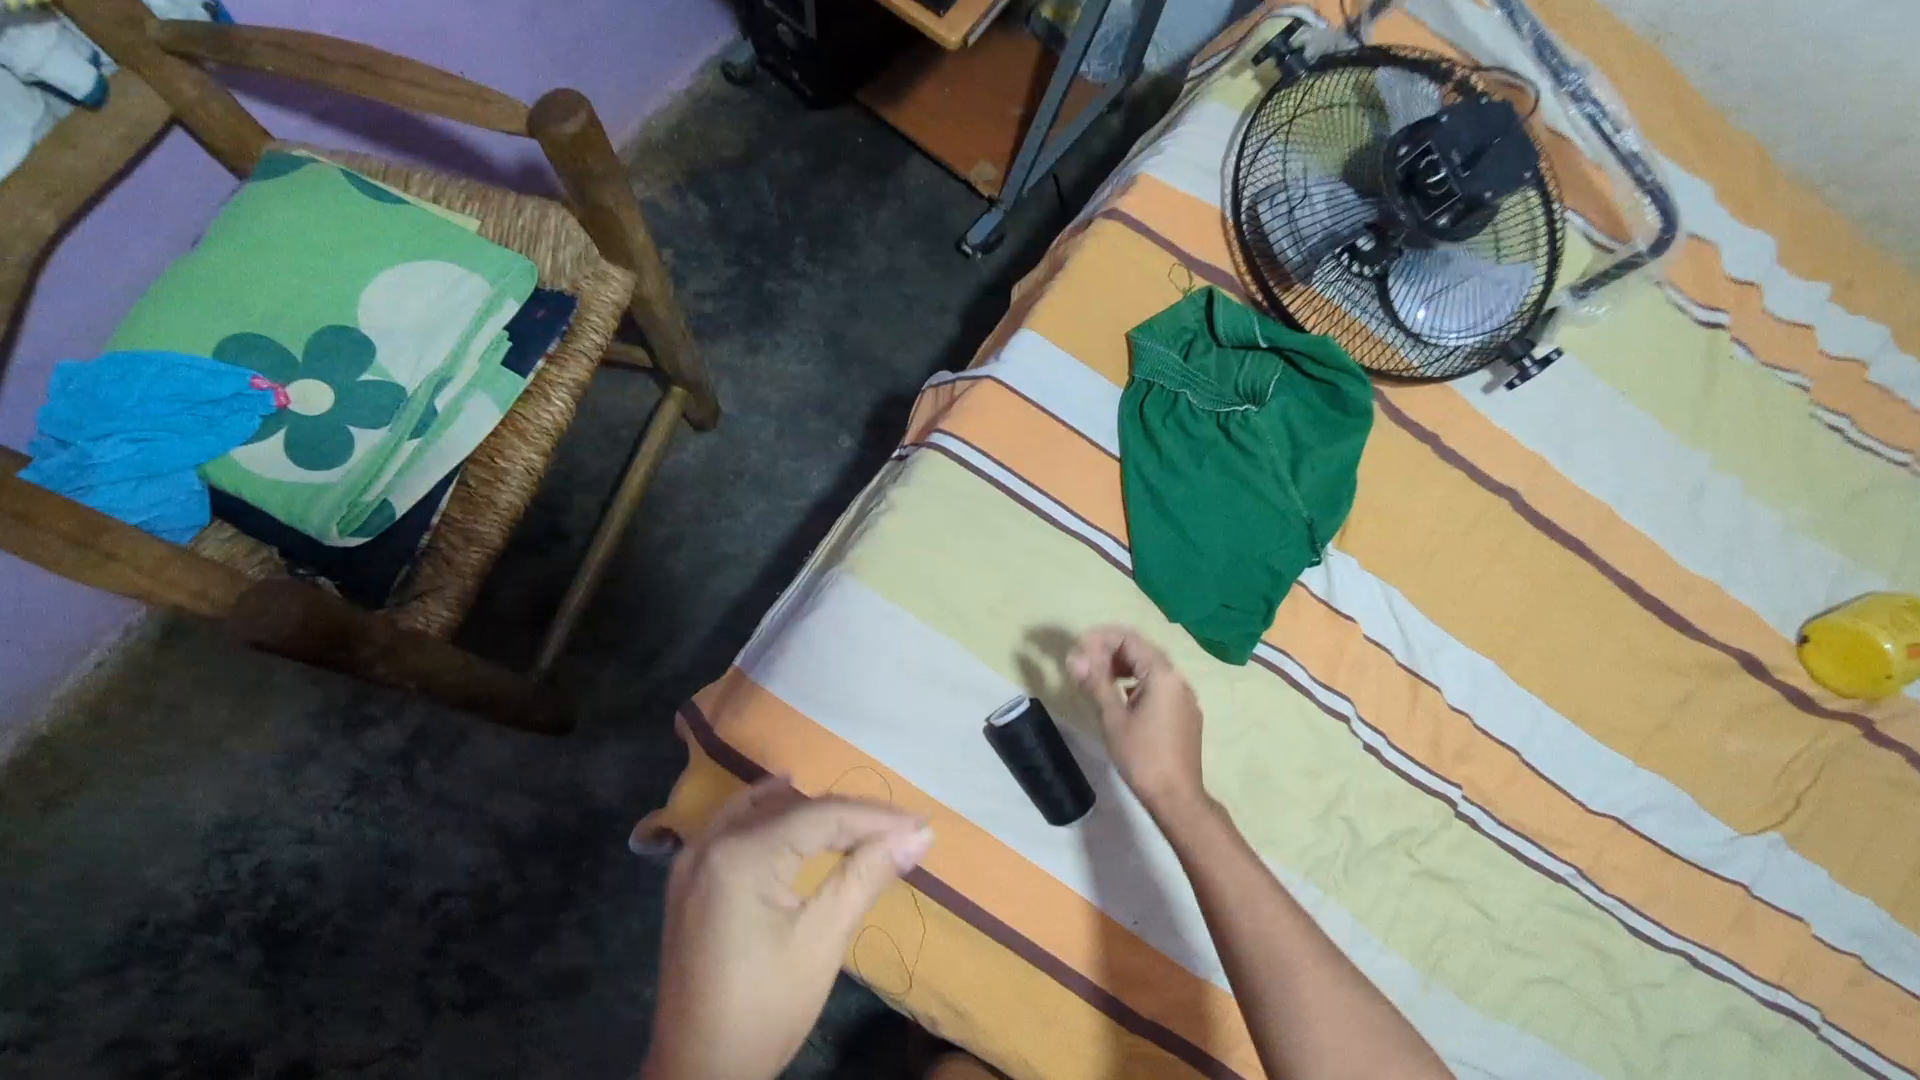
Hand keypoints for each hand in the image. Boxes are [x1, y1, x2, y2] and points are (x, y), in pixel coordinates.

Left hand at [639, 777, 934, 1079]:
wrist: (698, 1072)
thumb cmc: (765, 1010)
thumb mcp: (822, 941)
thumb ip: (867, 875)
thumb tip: (918, 834)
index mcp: (741, 856)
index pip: (820, 816)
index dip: (875, 818)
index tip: (919, 825)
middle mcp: (710, 842)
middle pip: (792, 807)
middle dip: (848, 816)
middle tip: (898, 828)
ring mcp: (692, 859)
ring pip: (763, 810)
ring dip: (811, 811)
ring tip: (860, 822)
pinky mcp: (688, 879)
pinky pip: (736, 825)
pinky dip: (771, 815)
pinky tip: (791, 807)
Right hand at [1068, 625, 1207, 817]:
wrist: (1177, 796)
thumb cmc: (1142, 756)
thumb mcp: (1112, 717)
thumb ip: (1095, 682)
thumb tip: (1074, 657)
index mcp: (1163, 674)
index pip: (1129, 639)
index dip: (1100, 638)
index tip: (1077, 648)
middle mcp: (1178, 679)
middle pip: (1142, 650)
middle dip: (1111, 650)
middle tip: (1083, 660)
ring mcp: (1184, 697)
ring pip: (1151, 668)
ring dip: (1123, 665)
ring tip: (1097, 676)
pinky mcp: (1185, 713)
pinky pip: (1159, 685)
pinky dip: (1136, 681)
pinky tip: (1120, 696)